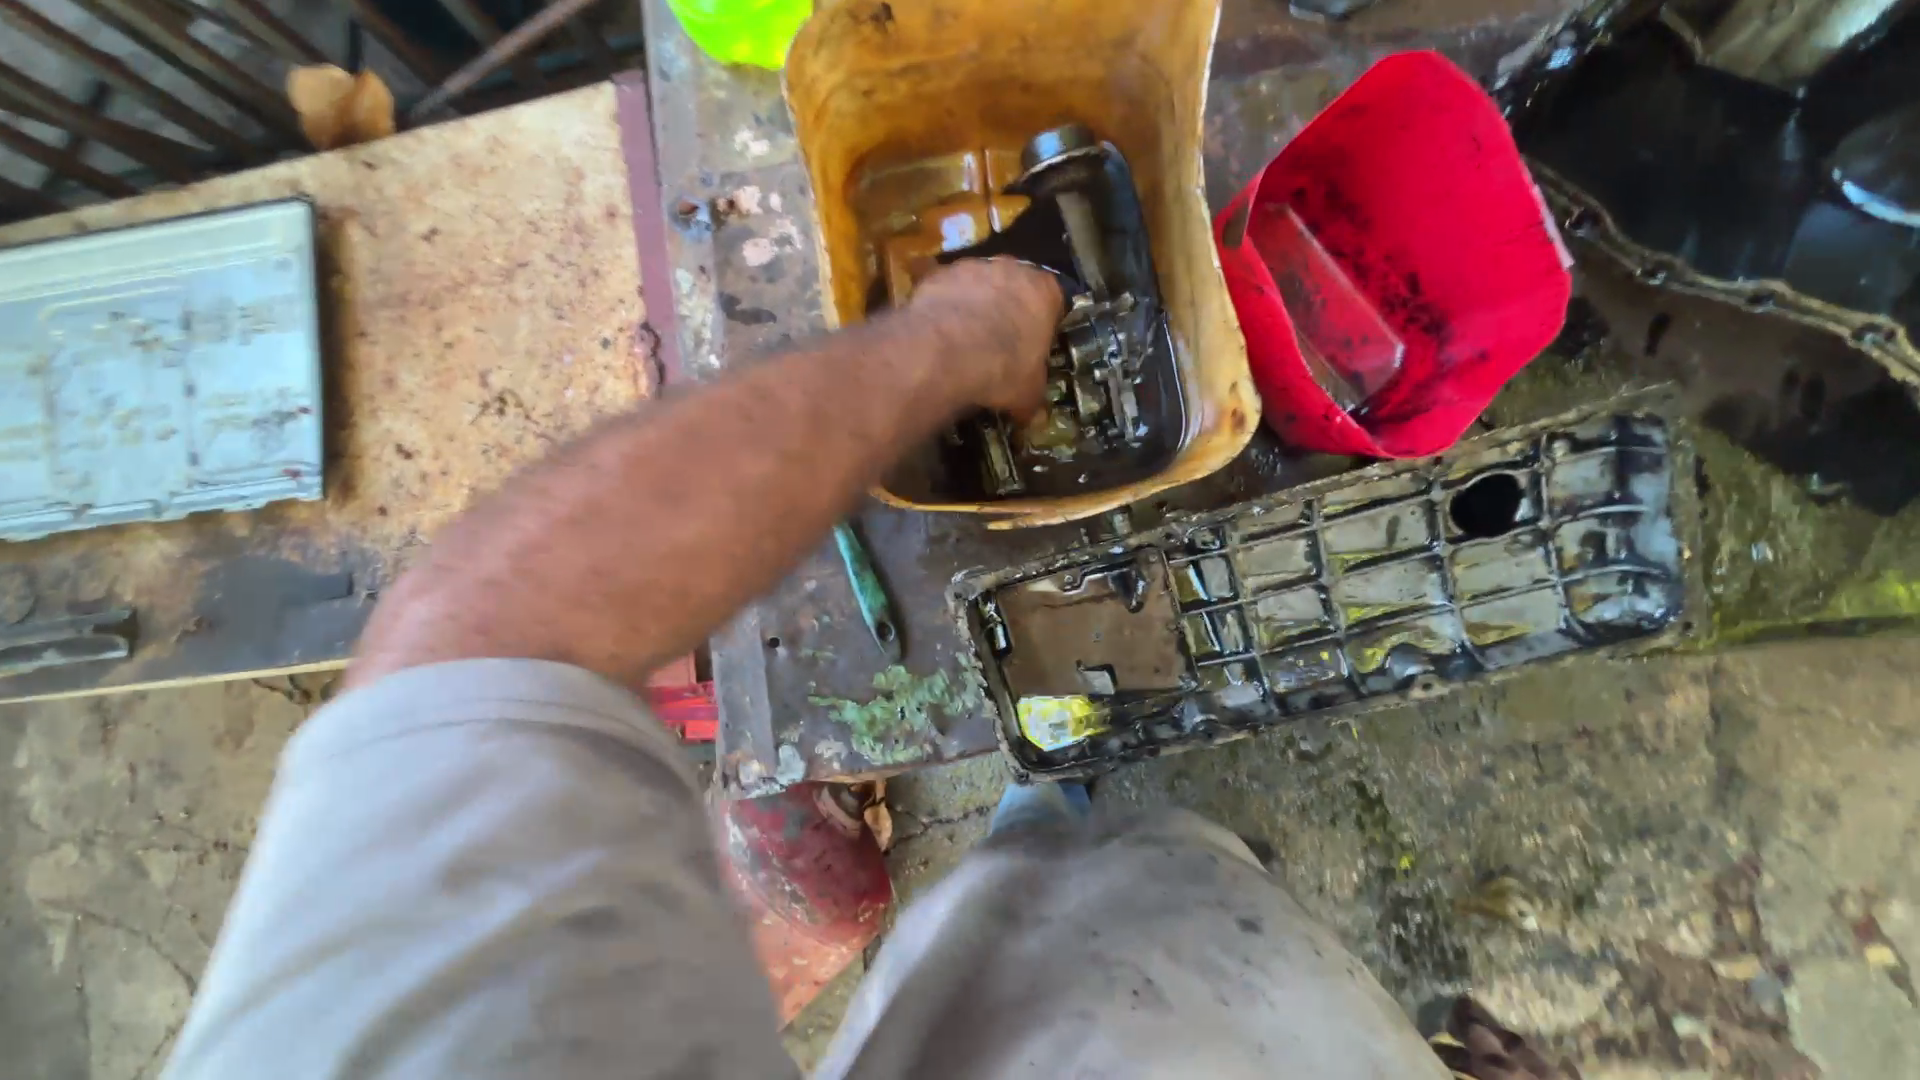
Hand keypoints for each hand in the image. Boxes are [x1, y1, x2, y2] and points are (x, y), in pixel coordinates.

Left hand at [907, 259, 1063, 416]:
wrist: (944, 353)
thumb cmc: (1001, 369)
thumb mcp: (1028, 393)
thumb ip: (1032, 397)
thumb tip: (1029, 416)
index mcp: (1044, 292)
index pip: (1053, 302)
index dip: (1043, 326)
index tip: (1033, 346)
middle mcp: (1011, 269)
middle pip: (1014, 287)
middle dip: (1008, 311)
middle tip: (999, 345)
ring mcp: (972, 266)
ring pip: (978, 285)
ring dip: (974, 308)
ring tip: (963, 343)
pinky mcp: (938, 274)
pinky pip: (945, 292)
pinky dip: (944, 309)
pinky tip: (938, 336)